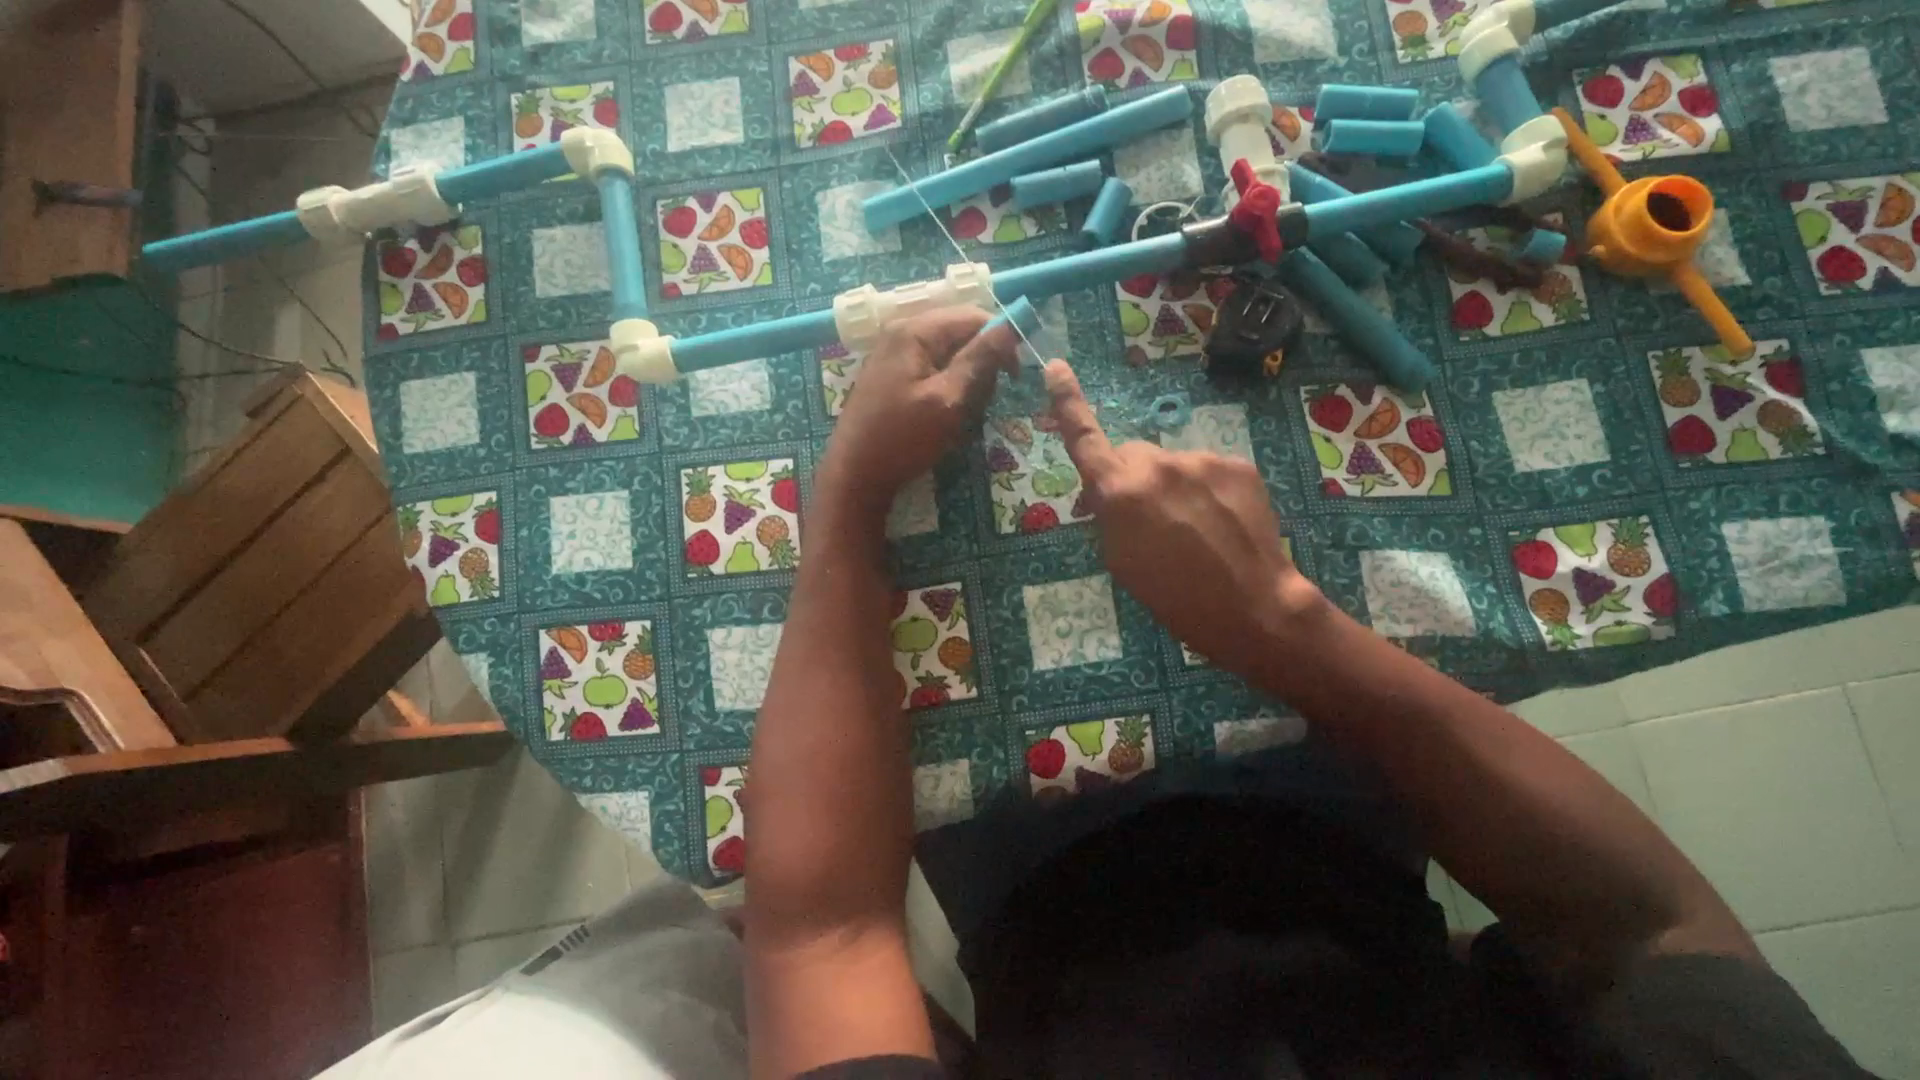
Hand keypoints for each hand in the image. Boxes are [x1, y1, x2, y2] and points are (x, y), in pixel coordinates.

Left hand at [817, 307, 1019, 520]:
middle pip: (959, 333)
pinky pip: (932, 371)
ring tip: (962, 415)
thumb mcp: (948, 400)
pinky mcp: (892, 377)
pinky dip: (947, 389)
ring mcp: (894, 355)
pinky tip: (945, 415)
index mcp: (914, 331)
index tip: (1015, 376)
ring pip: (948, 355)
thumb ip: (979, 360)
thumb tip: (1011, 326)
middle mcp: (901, 333)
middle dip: (980, 364)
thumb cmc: (903, 438)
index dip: (1000, 340)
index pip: (972, 316)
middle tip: (982, 402)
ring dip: (965, 381)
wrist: (855, 475)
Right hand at [1045, 360, 1324, 676]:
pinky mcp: (1238, 464)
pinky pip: (1208, 471)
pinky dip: (1208, 491)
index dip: (1066, 402)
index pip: (1084, 438)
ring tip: (1195, 531)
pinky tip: (1222, 523)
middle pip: (1133, 456)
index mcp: (1119, 491)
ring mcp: (1201, 460)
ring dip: (1174, 487)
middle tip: (1148, 522)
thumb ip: (1109, 514)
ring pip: (1174, 466)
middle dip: (1133, 479)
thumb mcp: (1120, 560)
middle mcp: (1157, 464)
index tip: (1055, 366)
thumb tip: (1110, 492)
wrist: (1252, 605)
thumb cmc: (1173, 595)